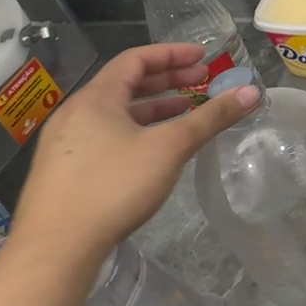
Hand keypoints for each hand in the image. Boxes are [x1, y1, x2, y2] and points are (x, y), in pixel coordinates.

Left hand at [12, 43, 257, 259]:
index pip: (135, 60)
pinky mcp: (63, 171)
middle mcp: (74, 115)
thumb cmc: (112, 187)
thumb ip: (212, 116)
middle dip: (168, 79)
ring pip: (116, 112)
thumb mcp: (171, 147)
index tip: (204, 56)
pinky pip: (106, 134)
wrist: (53, 252)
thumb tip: (252, 92)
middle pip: (125, 83)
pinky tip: (157, 147)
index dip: (172, 53)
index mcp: (95, 100)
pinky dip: (137, 129)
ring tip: (187, 111)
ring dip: (155, 106)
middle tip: (203, 80)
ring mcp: (64, 145)